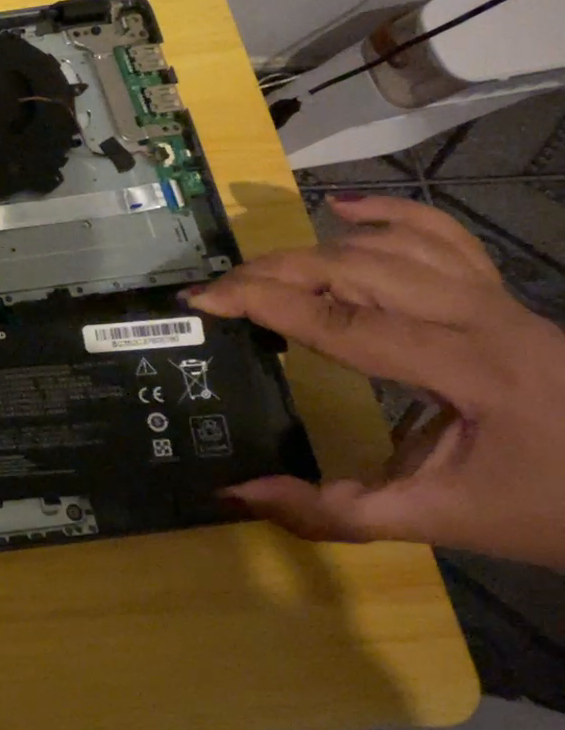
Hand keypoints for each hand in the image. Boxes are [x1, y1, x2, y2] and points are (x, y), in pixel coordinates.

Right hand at [185, 194, 564, 568]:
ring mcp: (501, 301)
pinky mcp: (505, 298)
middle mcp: (485, 319)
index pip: (341, 319)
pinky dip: (392, 214)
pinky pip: (446, 237)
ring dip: (313, 252)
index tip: (199, 299)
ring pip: (390, 248)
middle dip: (273, 273)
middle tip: (215, 292)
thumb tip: (233, 491)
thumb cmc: (546, 509)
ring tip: (256, 271)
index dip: (262, 302)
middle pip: (357, 269)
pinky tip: (343, 208)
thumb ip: (329, 511)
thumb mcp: (437, 520)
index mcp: (470, 370)